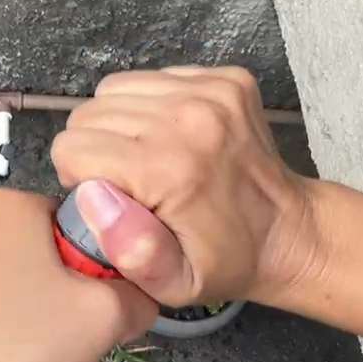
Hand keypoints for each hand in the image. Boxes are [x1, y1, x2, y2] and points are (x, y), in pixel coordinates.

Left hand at [0, 190, 156, 361]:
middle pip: (45, 243)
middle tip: (67, 328)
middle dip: (63, 283)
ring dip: (32, 297)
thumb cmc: (19, 339)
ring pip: (15, 266)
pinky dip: (0, 308)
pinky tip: (2, 342)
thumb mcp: (105, 318)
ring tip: (33, 340)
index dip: (95, 267)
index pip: (79, 222)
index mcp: (14, 202)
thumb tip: (140, 296)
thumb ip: (138, 296)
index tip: (92, 304)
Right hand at [50, 67, 320, 306]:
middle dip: (93, 146)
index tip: (108, 196)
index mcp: (169, 169)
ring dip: (117, 121)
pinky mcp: (224, 79)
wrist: (291, 232)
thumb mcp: (174, 283)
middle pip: (88, 114)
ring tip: (145, 154)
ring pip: (113, 89)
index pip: (72, 147)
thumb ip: (128, 250)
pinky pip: (150, 78)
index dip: (78, 176)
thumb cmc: (226, 260)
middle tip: (125, 178)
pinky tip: (171, 136)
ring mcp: (210, 92)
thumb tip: (91, 196)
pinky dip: (148, 104)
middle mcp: (188, 119)